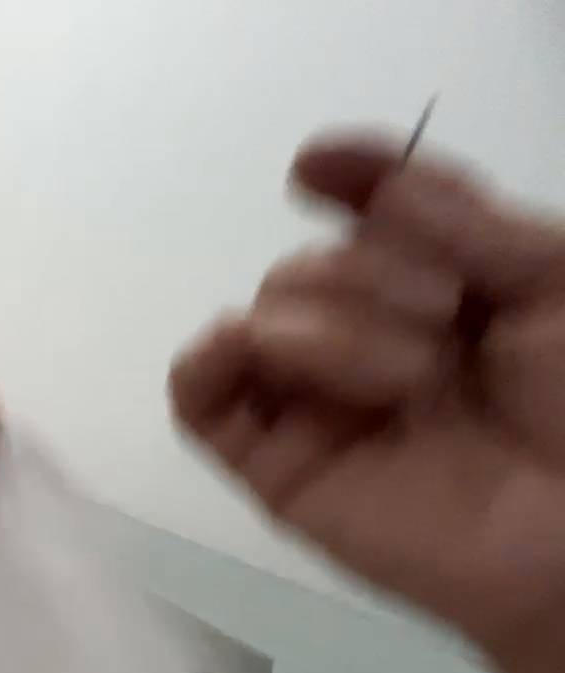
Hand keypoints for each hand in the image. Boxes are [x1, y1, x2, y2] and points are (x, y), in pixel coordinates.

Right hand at [172, 133, 564, 659]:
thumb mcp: (547, 282)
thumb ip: (444, 220)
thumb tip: (311, 162)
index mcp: (433, 301)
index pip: (364, 230)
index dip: (337, 189)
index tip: (314, 165)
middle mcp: (357, 346)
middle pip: (295, 276)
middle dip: (359, 278)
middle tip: (441, 320)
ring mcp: (300, 404)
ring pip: (249, 327)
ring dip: (319, 330)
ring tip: (401, 380)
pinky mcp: (257, 459)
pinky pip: (195, 393)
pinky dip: (209, 360)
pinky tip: (251, 352)